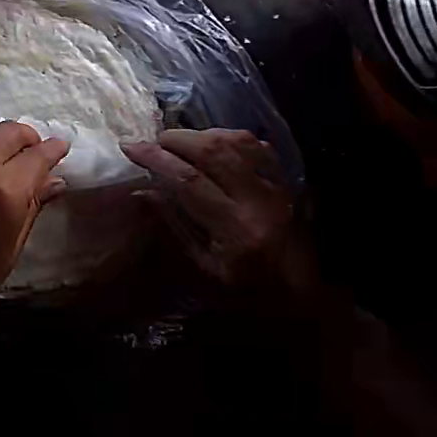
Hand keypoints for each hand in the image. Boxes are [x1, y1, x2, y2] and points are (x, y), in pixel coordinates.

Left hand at [0, 118, 68, 346]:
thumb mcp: (11, 248)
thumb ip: (32, 207)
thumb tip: (54, 181)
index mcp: (4, 192)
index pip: (37, 155)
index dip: (54, 149)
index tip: (62, 148)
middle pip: (10, 131)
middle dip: (30, 137)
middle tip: (37, 153)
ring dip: (1, 133)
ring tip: (9, 152)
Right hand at [122, 129, 313, 298]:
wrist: (307, 302)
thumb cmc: (247, 293)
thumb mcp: (203, 269)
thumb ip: (173, 226)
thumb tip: (142, 191)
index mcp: (236, 230)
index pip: (188, 180)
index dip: (155, 158)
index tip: (129, 147)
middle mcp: (261, 202)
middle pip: (214, 151)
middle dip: (176, 139)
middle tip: (153, 142)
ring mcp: (279, 190)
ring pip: (237, 142)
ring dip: (202, 134)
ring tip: (179, 142)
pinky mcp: (289, 184)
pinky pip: (258, 147)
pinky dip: (230, 138)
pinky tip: (212, 145)